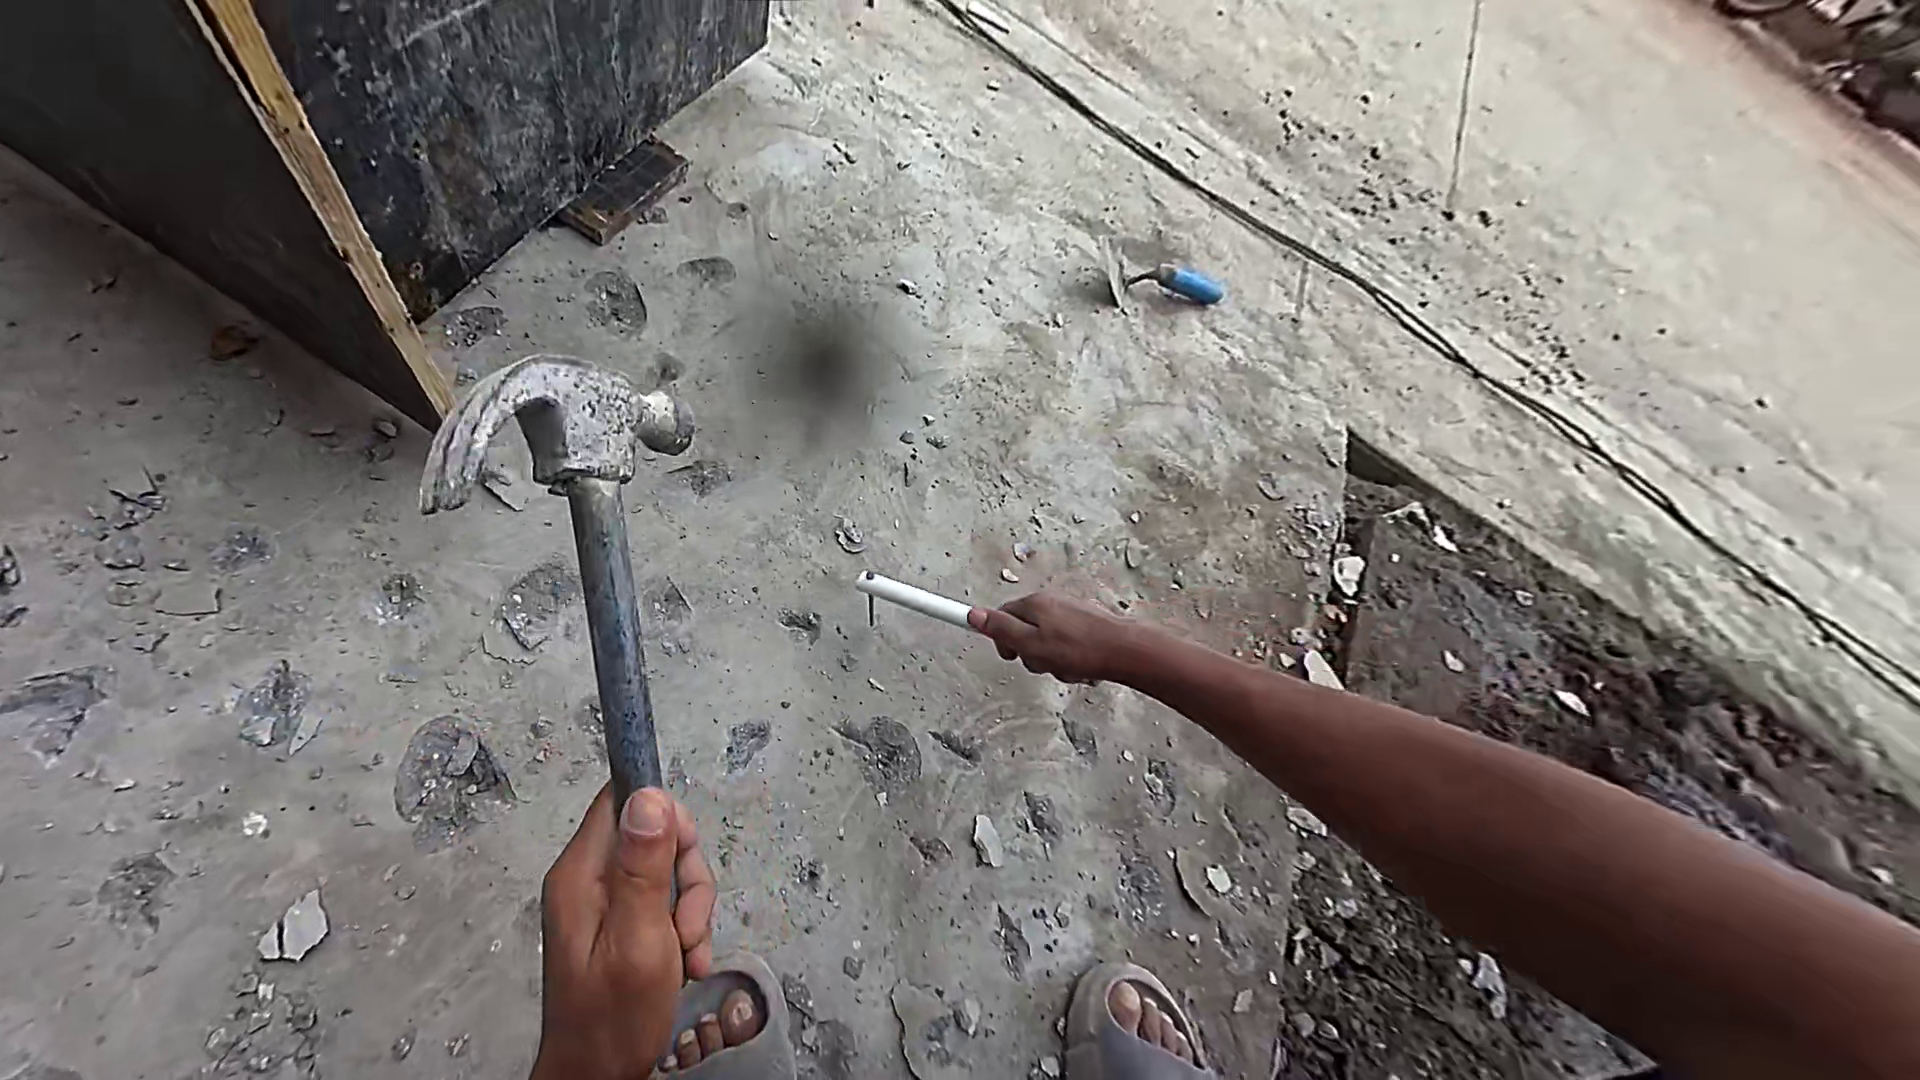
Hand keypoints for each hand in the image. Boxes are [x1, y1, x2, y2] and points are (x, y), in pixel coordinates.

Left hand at [532, 785, 717, 1079]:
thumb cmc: (614, 1018)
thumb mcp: (638, 937)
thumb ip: (644, 866)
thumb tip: (649, 795)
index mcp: (582, 874)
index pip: (623, 799)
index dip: (663, 811)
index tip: (683, 850)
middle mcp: (591, 878)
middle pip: (657, 832)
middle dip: (688, 870)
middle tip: (688, 917)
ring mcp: (609, 898)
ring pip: (671, 865)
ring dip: (693, 904)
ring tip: (688, 948)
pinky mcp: (626, 916)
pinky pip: (671, 895)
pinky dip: (688, 923)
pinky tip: (686, 958)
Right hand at [967, 590, 1141, 683]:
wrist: (1126, 651)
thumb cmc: (1081, 649)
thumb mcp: (1031, 644)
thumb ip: (1001, 630)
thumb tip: (975, 615)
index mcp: (1034, 604)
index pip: (999, 615)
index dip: (990, 631)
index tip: (967, 625)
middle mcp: (1051, 603)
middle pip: (1022, 630)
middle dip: (1027, 653)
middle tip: (1040, 663)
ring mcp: (1069, 613)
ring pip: (1044, 641)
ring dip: (1050, 660)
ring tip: (1065, 667)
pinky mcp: (1085, 625)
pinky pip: (1064, 644)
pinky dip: (1068, 659)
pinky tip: (1079, 667)